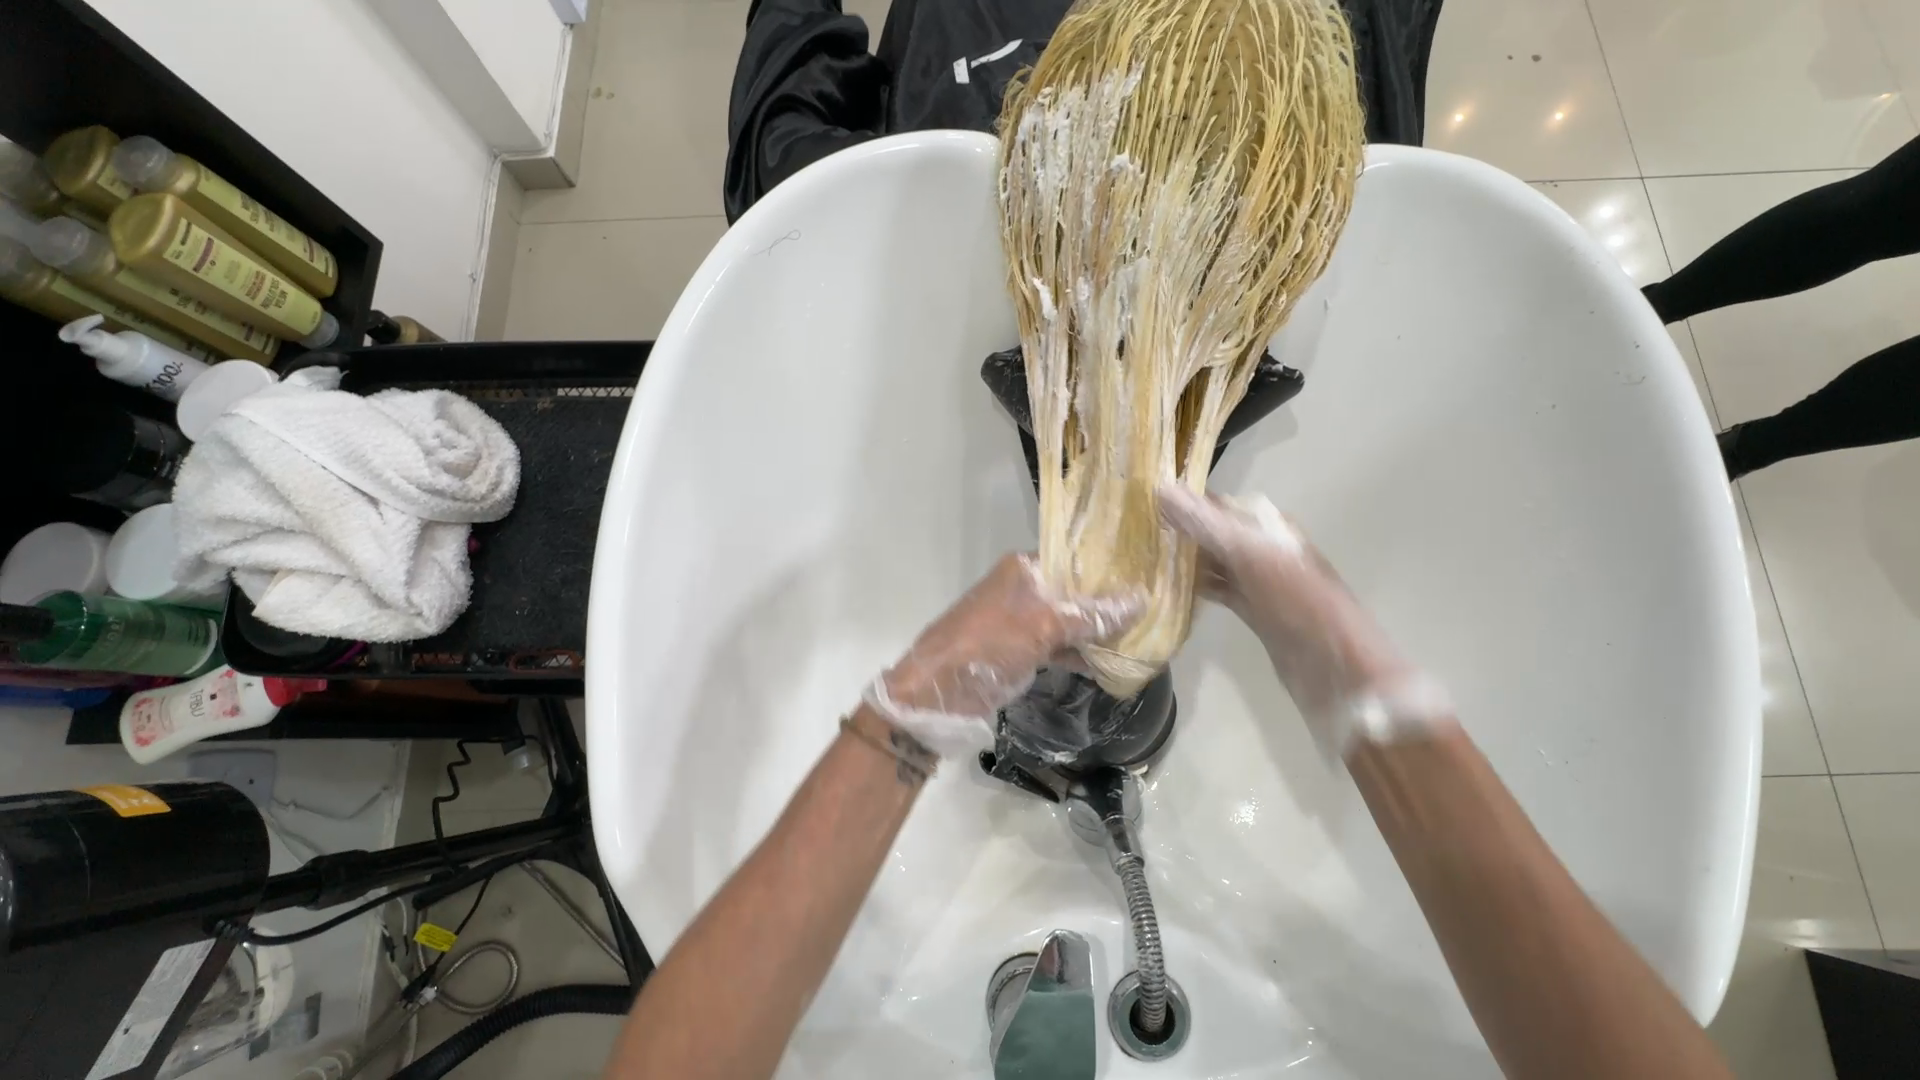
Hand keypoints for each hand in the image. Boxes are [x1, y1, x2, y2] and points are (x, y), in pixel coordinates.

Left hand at [864, 553, 1145, 757]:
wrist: (936, 691)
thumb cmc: (988, 644)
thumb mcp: (1043, 626)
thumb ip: (1091, 615)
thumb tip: (1141, 600)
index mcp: (1025, 569)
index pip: (1076, 559)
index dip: (1110, 569)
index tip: (1149, 577)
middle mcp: (1025, 589)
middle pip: (1076, 592)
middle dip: (1110, 604)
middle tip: (1156, 610)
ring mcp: (1022, 622)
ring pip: (1070, 622)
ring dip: (1099, 633)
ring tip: (1144, 639)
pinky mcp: (1021, 652)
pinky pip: (1059, 647)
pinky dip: (1081, 654)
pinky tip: (1112, 665)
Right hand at [1157, 484, 1450, 758]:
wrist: (1336, 666)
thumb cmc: (1298, 602)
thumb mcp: (1250, 555)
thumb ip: (1205, 524)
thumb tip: (1160, 488)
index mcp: (1266, 525)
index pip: (1214, 502)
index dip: (1179, 500)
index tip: (1137, 501)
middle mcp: (1261, 547)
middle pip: (1210, 531)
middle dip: (1175, 530)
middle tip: (1128, 532)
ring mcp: (1257, 581)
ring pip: (1211, 561)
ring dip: (1181, 560)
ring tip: (1137, 559)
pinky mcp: (1253, 610)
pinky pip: (1216, 590)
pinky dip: (1193, 587)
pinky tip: (1166, 590)